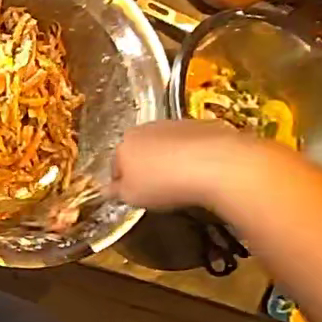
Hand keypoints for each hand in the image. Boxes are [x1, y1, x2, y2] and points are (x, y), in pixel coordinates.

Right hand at [112, 119, 255, 211]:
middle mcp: (146, 128)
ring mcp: (175, 124)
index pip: (115, 165)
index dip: (122, 182)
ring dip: (169, 159)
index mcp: (124, 145)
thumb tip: (106, 190)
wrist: (215, 163)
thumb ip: (116, 192)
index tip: (132, 195)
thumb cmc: (164, 183)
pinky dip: (193, 154)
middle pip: (140, 150)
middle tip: (157, 189)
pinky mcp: (203, 124)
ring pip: (166, 144)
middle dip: (145, 166)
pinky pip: (191, 142)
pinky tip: (202, 170)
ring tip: (182, 181)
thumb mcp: (132, 197)